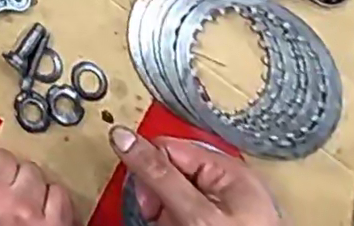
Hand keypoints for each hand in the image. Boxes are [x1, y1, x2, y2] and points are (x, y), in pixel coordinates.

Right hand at [109, 126, 283, 225]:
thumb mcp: (196, 216)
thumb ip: (159, 175)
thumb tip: (124, 137)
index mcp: (229, 172)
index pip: (170, 148)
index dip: (149, 169)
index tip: (145, 200)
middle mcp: (228, 190)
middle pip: (170, 176)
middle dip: (159, 203)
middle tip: (163, 223)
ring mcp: (225, 217)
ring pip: (174, 205)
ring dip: (166, 221)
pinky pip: (183, 220)